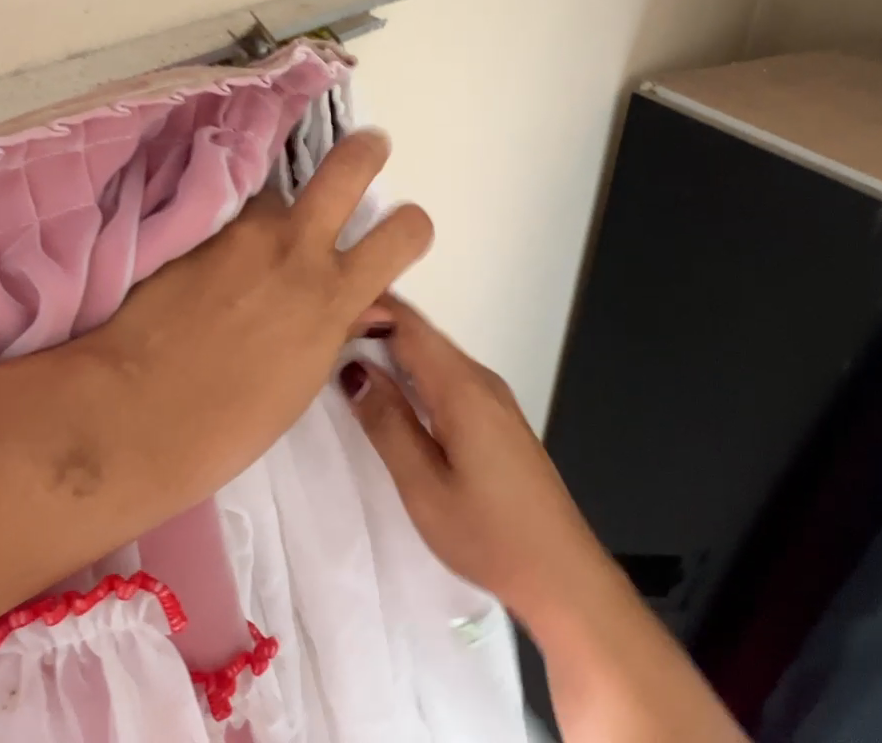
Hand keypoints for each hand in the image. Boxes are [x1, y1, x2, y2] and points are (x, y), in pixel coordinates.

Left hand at [82, 130, 433, 497]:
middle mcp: (294, 248)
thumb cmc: (228, 423)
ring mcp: (240, 233)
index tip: (398, 232)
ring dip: (274, 212)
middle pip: (349, 166)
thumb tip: (360, 306)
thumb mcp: (302, 379)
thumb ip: (334, 328)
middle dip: (366, 152)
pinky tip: (210, 264)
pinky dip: (230, 233)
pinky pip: (227, 215)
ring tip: (252, 248)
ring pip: (274, 193)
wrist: (134, 414)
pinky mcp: (193, 230)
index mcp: (333, 296)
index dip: (410, 227)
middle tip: (368, 148)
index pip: (405, 232)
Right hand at [343, 296, 609, 623]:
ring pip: (434, 356)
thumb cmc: (487, 535)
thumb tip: (353, 369)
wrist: (560, 573)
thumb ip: (387, 423)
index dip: (367, 308)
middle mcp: (481, 380)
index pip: (409, 325)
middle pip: (422, 334)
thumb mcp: (423, 485)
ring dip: (392, 350)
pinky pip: (447, 378)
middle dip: (374, 325)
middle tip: (321, 336)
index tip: (322, 314)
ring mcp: (493, 399)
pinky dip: (413, 374)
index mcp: (462, 389)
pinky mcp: (497, 419)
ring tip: (342, 356)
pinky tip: (390, 392)